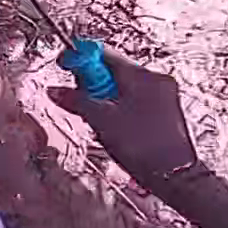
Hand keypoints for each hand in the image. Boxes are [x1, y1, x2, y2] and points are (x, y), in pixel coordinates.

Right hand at [47, 52, 205, 196]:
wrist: (173, 175)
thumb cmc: (142, 145)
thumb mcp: (100, 119)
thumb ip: (75, 100)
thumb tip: (54, 91)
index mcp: (141, 75)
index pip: (103, 52)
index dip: (79, 57)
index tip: (63, 65)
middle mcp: (154, 79)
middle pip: (111, 68)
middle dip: (90, 82)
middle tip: (79, 100)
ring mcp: (161, 94)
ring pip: (119, 84)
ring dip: (101, 96)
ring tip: (97, 118)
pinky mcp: (162, 109)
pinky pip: (130, 97)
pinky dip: (114, 105)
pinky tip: (110, 124)